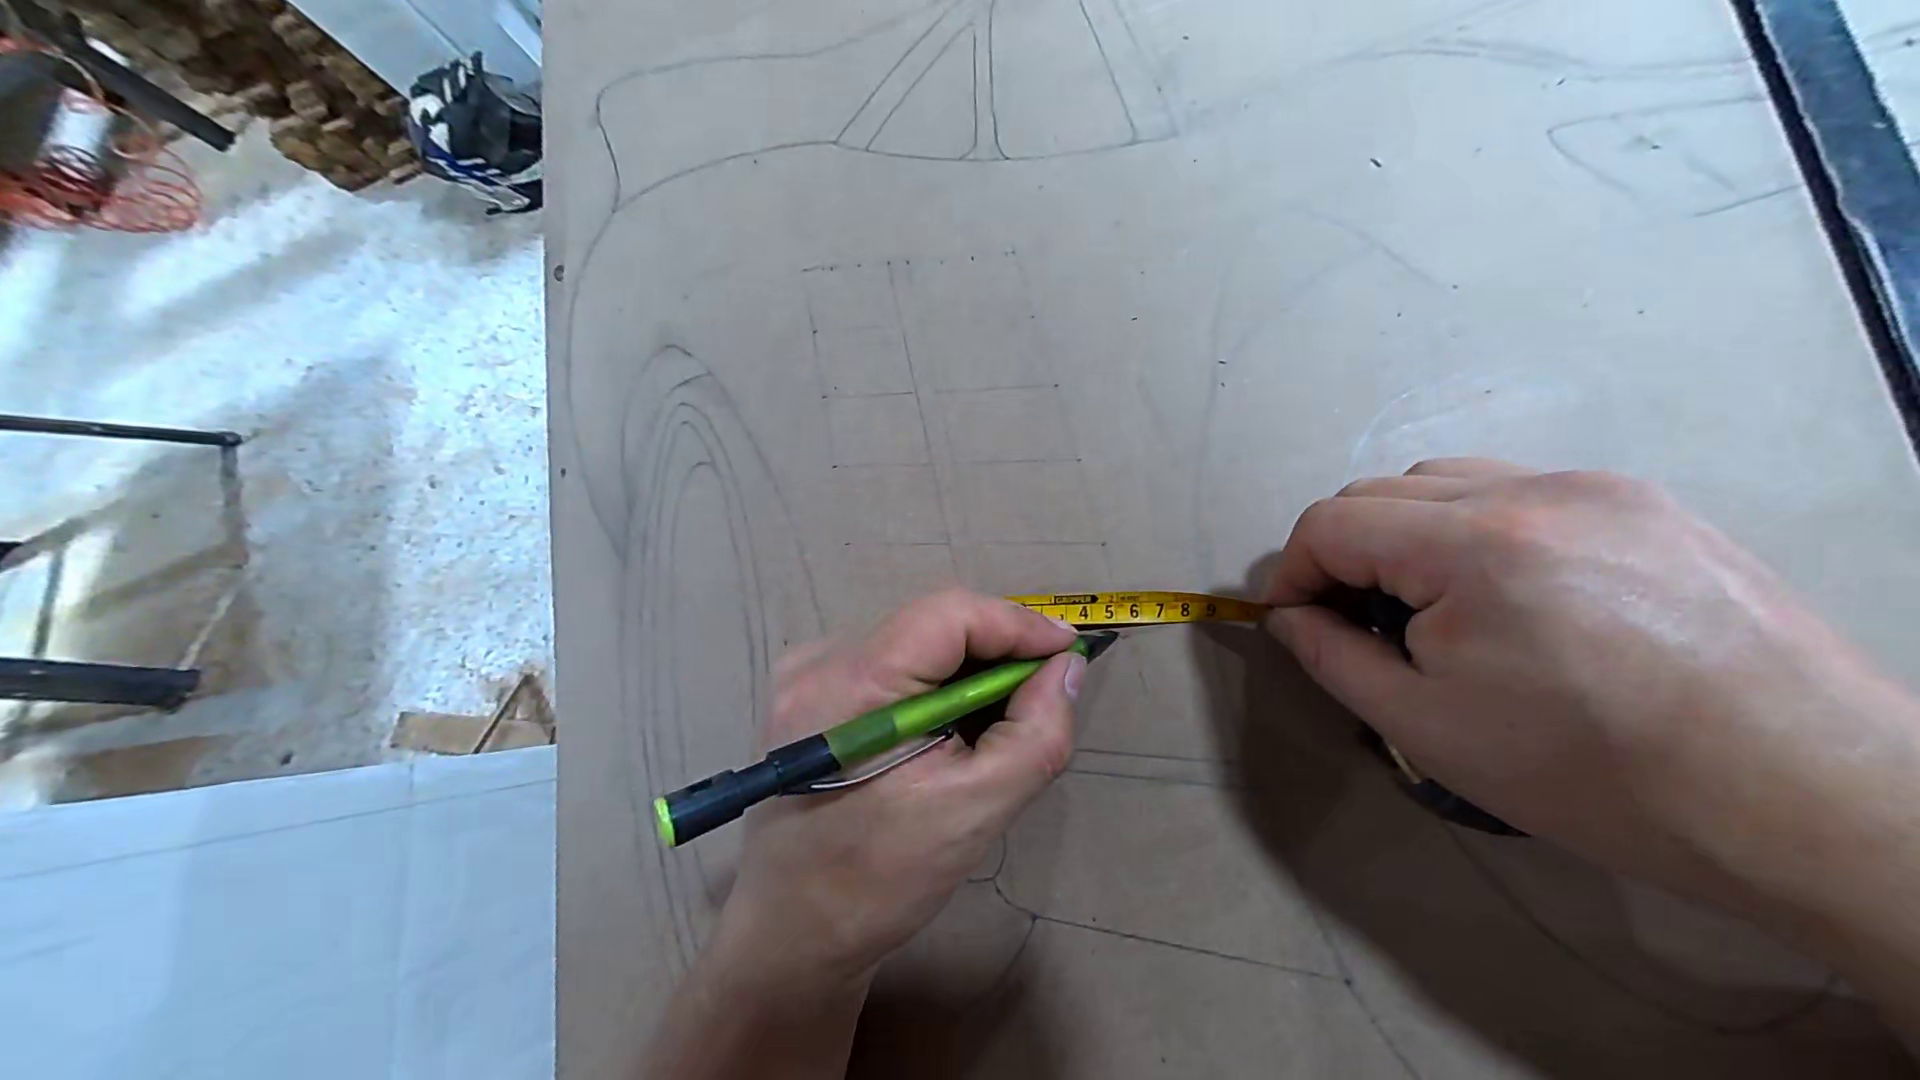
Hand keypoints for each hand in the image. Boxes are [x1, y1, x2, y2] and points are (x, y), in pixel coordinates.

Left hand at [644, 590, 1082, 1079]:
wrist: (793, 930)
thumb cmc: (882, 880)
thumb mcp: (976, 812)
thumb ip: (1037, 733)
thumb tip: (1066, 666)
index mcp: (850, 684)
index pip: (948, 614)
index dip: (1015, 623)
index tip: (1067, 650)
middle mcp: (818, 660)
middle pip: (931, 624)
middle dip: (996, 649)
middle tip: (1040, 688)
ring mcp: (805, 671)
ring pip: (914, 640)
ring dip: (966, 669)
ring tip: (994, 718)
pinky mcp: (807, 687)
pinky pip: (889, 660)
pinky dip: (932, 682)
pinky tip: (945, 728)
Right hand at [1261, 459, 1919, 1026]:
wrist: (1821, 802)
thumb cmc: (1595, 773)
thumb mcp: (1426, 727)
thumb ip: (1331, 657)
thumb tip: (1287, 616)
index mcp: (1474, 545)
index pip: (1331, 523)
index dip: (1292, 570)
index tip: (1291, 618)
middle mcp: (1533, 490)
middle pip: (1378, 491)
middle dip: (1340, 550)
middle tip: (1351, 617)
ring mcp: (1597, 487)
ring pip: (1442, 480)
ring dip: (1400, 532)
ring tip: (1422, 602)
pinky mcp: (1643, 501)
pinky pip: (1511, 489)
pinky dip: (1466, 526)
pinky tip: (1496, 588)